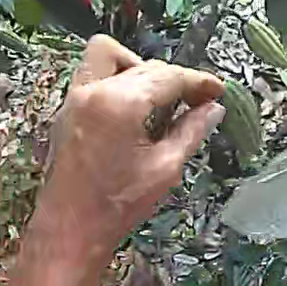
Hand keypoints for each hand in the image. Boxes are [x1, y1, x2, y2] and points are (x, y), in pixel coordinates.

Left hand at [10, 36, 223, 285]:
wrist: (71, 229)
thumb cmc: (119, 205)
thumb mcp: (165, 168)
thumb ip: (191, 131)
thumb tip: (213, 110)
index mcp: (119, 103)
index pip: (167, 76)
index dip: (198, 81)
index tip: (218, 90)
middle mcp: (92, 89)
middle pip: (142, 64)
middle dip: (173, 78)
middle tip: (197, 101)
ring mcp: (74, 98)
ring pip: (108, 56)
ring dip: (138, 68)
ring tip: (160, 100)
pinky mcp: (67, 111)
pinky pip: (94, 76)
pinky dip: (119, 81)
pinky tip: (137, 112)